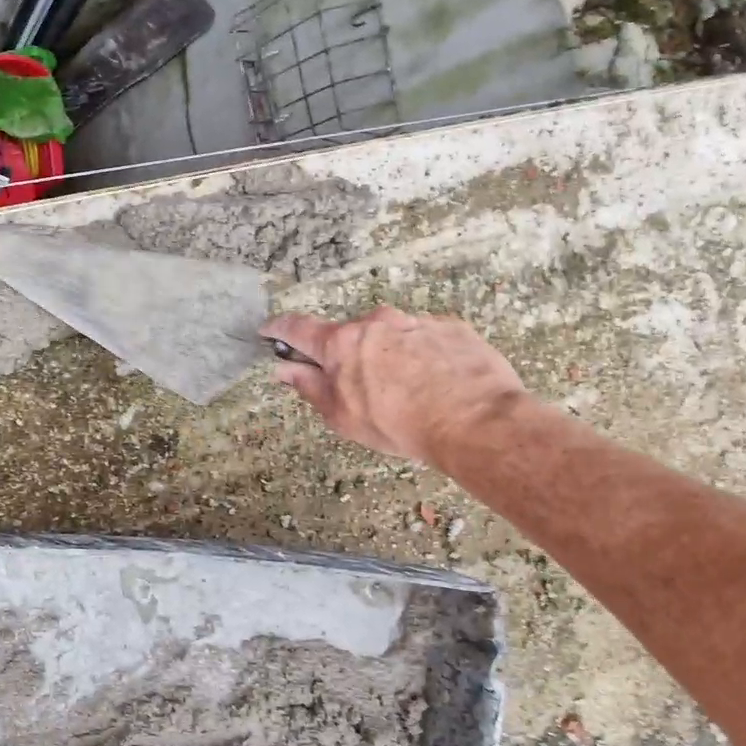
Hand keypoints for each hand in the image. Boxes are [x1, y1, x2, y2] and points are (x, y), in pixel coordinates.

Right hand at [260, 307, 526, 464]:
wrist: (477, 422)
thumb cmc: (398, 424)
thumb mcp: (340, 415)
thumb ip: (309, 386)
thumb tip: (285, 369)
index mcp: (340, 343)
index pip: (297, 328)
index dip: (278, 329)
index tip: (268, 331)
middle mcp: (375, 322)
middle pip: (348, 334)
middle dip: (346, 354)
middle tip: (356, 384)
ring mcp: (416, 322)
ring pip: (389, 335)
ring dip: (386, 355)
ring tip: (405, 389)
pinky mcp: (453, 328)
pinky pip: (424, 338)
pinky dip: (420, 355)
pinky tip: (434, 382)